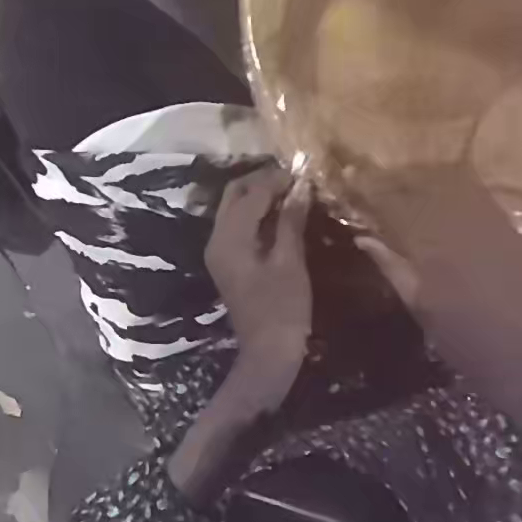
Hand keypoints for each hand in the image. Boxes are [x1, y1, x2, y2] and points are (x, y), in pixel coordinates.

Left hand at [206, 167, 312, 406]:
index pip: (250, 194)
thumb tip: (301, 185)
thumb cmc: (282, 308)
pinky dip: (258, 215)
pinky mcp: (228, 262)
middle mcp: (217, 240)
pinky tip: (282, 214)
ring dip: (260, 196)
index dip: (277, 179)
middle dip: (262, 181)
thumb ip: (291, 220)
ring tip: (293, 191)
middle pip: (235, 196)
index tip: (304, 170)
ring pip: (235, 210)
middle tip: (295, 177)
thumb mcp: (290, 261)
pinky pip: (239, 226)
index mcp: (229, 239)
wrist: (267, 352)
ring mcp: (220, 252)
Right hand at [346, 166, 521, 346]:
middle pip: (430, 185)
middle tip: (384, 176)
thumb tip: (362, 238)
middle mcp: (464, 226)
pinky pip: (482, 198)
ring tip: (413, 179)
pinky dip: (461, 191)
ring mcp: (491, 225)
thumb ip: (389, 263)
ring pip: (458, 185)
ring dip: (432, 179)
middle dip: (404, 177)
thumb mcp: (413, 298)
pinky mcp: (508, 231)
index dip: (377, 188)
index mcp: (436, 244)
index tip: (356, 177)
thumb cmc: (452, 328)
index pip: (400, 203)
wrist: (506, 345)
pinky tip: (450, 194)